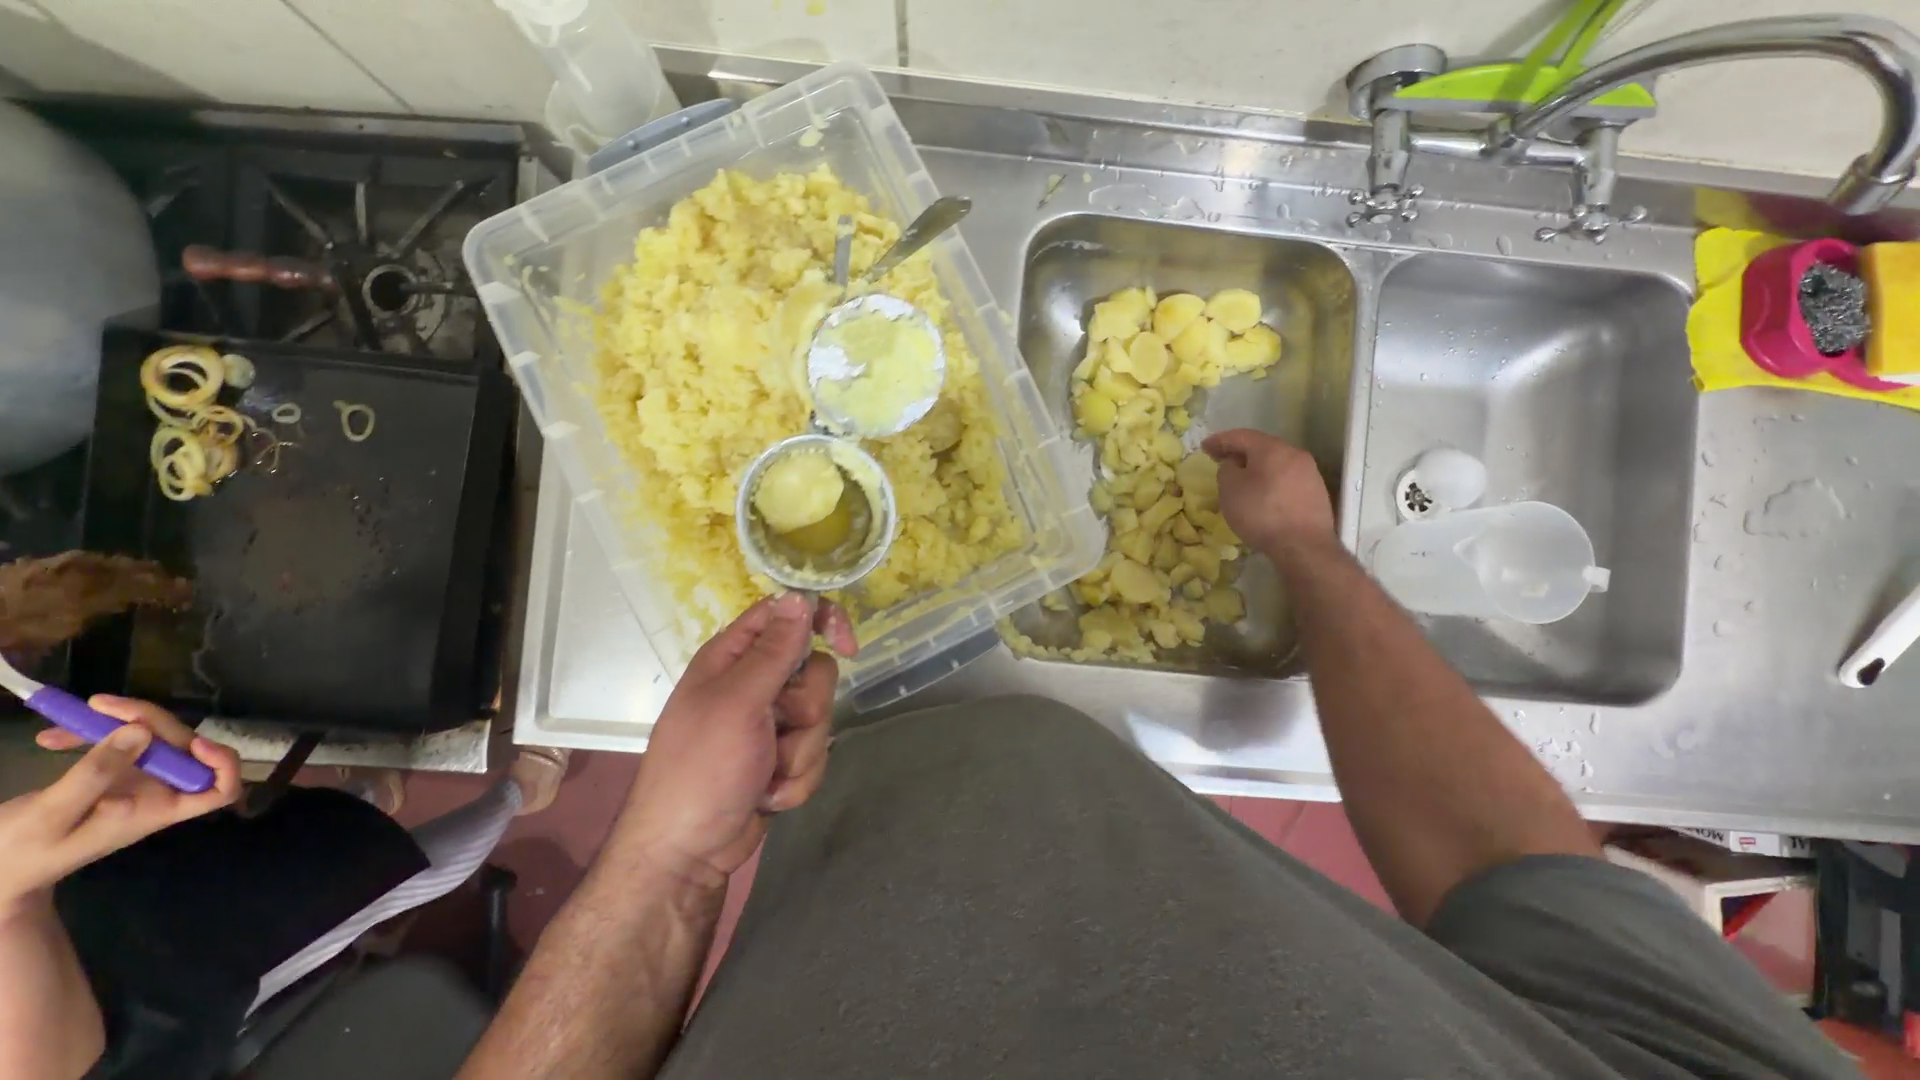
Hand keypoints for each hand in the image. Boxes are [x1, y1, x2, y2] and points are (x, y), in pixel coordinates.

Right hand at [0, 696, 240, 914]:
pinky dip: (91, 735)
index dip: (221, 764)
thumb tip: (141, 732)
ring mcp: (137, 782)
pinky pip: (117, 745)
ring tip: (78, 712)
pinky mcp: (113, 774)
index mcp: (158, 810)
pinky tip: (52, 736)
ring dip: (120, 722)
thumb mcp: (52, 814)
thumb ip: (96, 774)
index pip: (221, 790)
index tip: (195, 743)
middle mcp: (157, 793)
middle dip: (152, 722)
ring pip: (151, 740)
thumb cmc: (21, 852)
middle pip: (183, 750)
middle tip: (104, 705)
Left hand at [623, 593, 856, 889]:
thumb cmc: (701, 768)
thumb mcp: (738, 702)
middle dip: (806, 709)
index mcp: (732, 657)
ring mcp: (768, 726)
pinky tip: (766, 795)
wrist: (688, 852)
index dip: (821, 622)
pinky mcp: (781, 760)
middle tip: (775, 728)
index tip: (847, 646)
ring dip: (799, 753)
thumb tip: (798, 595)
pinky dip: (796, 780)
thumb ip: (774, 650)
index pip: (787, 616)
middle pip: (816, 672)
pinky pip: (814, 757)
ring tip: (764, 773)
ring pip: (821, 719)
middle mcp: (752, 685)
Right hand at [1202, 428, 1335, 554]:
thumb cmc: (1261, 513)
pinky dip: (1270, 481)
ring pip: (1276, 463)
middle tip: (1221, 460)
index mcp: (1272, 449)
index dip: (1220, 440)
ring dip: (1257, 468)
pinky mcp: (1316, 492)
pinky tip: (1263, 495)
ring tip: (1242, 479)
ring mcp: (1309, 473)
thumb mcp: (1230, 490)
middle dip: (1240, 452)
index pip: (1241, 436)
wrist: (1303, 546)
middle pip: (1262, 447)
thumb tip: (1234, 464)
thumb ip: (1227, 469)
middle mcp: (1294, 454)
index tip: (1203, 447)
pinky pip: (1286, 479)